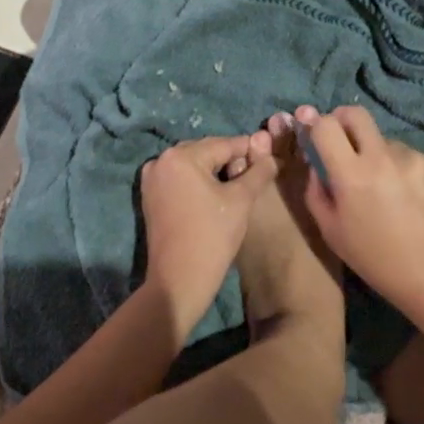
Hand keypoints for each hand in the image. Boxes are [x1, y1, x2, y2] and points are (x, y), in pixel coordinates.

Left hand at [139, 132, 275, 330]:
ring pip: (194, 165)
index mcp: (181, 156)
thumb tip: (272, 156)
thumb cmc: (212, 237)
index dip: (250, 153)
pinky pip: (180, 179)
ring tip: (233, 195)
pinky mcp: (150, 196)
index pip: (225, 144)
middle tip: (251, 184)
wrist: (179, 279)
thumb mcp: (241, 201)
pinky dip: (198, 183)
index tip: (268, 165)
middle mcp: (161, 160)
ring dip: (215, 173)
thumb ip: (258, 172)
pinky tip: (213, 200)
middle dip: (231, 163)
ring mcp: (152, 179)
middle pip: (207, 152)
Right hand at [297, 107, 423, 352]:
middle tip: (343, 143)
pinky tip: (408, 198)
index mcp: (352, 174)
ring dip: (377, 155)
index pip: (326, 124)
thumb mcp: (331, 230)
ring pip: (384, 141)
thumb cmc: (376, 260)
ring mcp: (413, 158)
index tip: (314, 134)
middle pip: (356, 113)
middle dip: (343, 120)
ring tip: (385, 190)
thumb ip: (316, 189)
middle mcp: (383, 156)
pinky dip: (402, 169)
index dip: (315, 125)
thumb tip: (317, 160)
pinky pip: (409, 157)